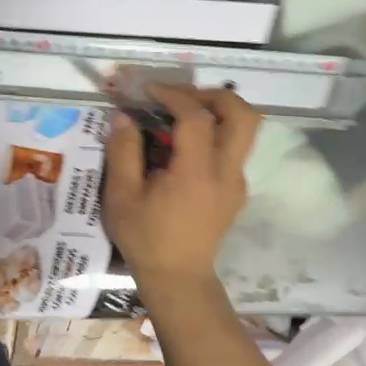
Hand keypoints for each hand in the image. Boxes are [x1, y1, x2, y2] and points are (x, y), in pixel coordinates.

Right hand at [102, 84, 259, 286]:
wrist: (176, 275)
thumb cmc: (143, 237)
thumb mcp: (121, 196)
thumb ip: (123, 153)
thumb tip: (124, 118)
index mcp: (195, 172)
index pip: (197, 118)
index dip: (175, 96)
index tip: (150, 90)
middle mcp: (226, 171)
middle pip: (242, 115)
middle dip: (213, 95)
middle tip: (180, 96)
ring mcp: (236, 181)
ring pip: (244, 131)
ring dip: (217, 114)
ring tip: (181, 116)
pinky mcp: (235, 190)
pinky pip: (231, 150)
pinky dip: (212, 136)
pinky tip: (181, 150)